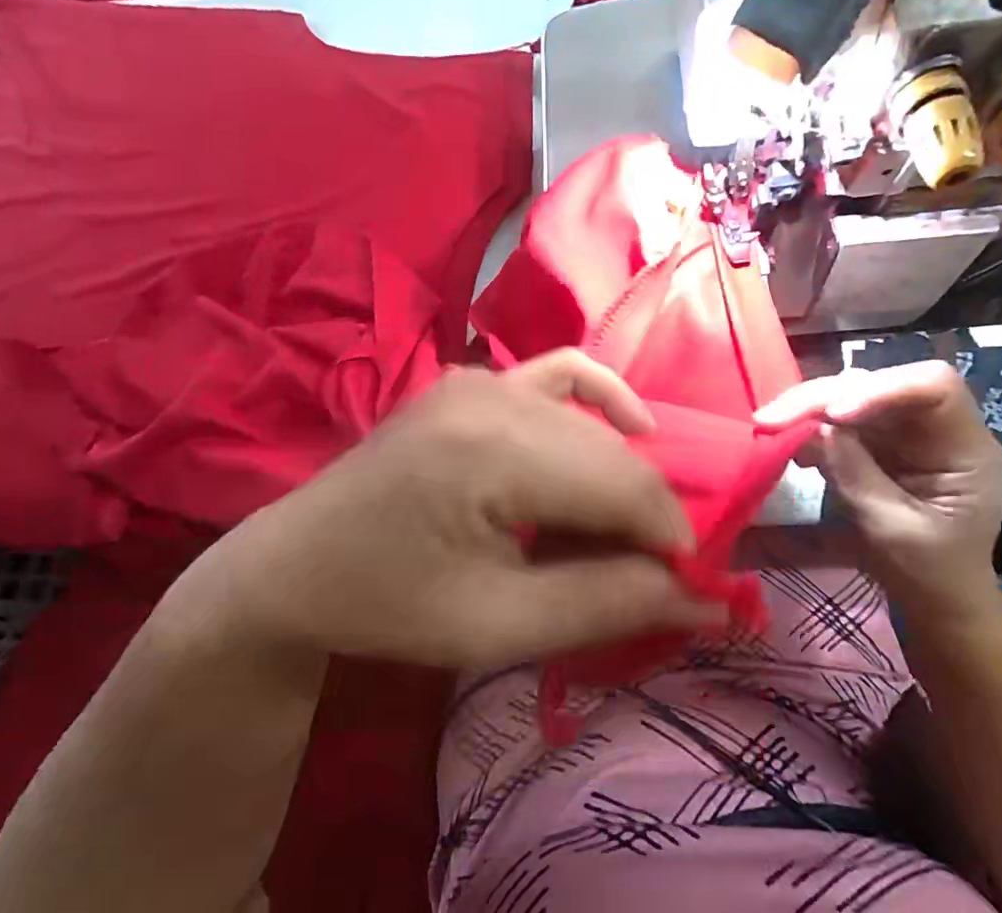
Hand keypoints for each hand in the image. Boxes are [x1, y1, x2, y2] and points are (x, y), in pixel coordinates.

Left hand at [176, 349, 728, 669]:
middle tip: (652, 576)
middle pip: (613, 455)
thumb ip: (609, 606)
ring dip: (624, 475)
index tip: (684, 591)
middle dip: (648, 516)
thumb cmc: (388, 606)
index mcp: (494, 452)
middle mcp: (493, 395)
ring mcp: (480, 379)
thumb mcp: (500, 627)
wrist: (294, 568)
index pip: (625, 488)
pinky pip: (559, 374)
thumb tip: (707, 603)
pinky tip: (626, 430)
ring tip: (622, 532)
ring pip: (592, 422)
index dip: (671, 540)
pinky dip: (601, 401)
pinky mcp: (472, 381)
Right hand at [754, 360, 1001, 620]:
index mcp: (965, 448)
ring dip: (807, 407)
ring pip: (853, 395)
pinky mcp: (877, 441)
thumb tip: (816, 430)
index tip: (834, 415)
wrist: (936, 600)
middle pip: (881, 384)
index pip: (935, 388)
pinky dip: (807, 424)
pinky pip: (838, 418)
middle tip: (770, 420)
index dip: (884, 389)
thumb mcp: (895, 532)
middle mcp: (935, 427)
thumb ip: (858, 479)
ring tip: (768, 427)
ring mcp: (903, 431)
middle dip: (824, 397)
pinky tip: (782, 440)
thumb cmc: (931, 574)